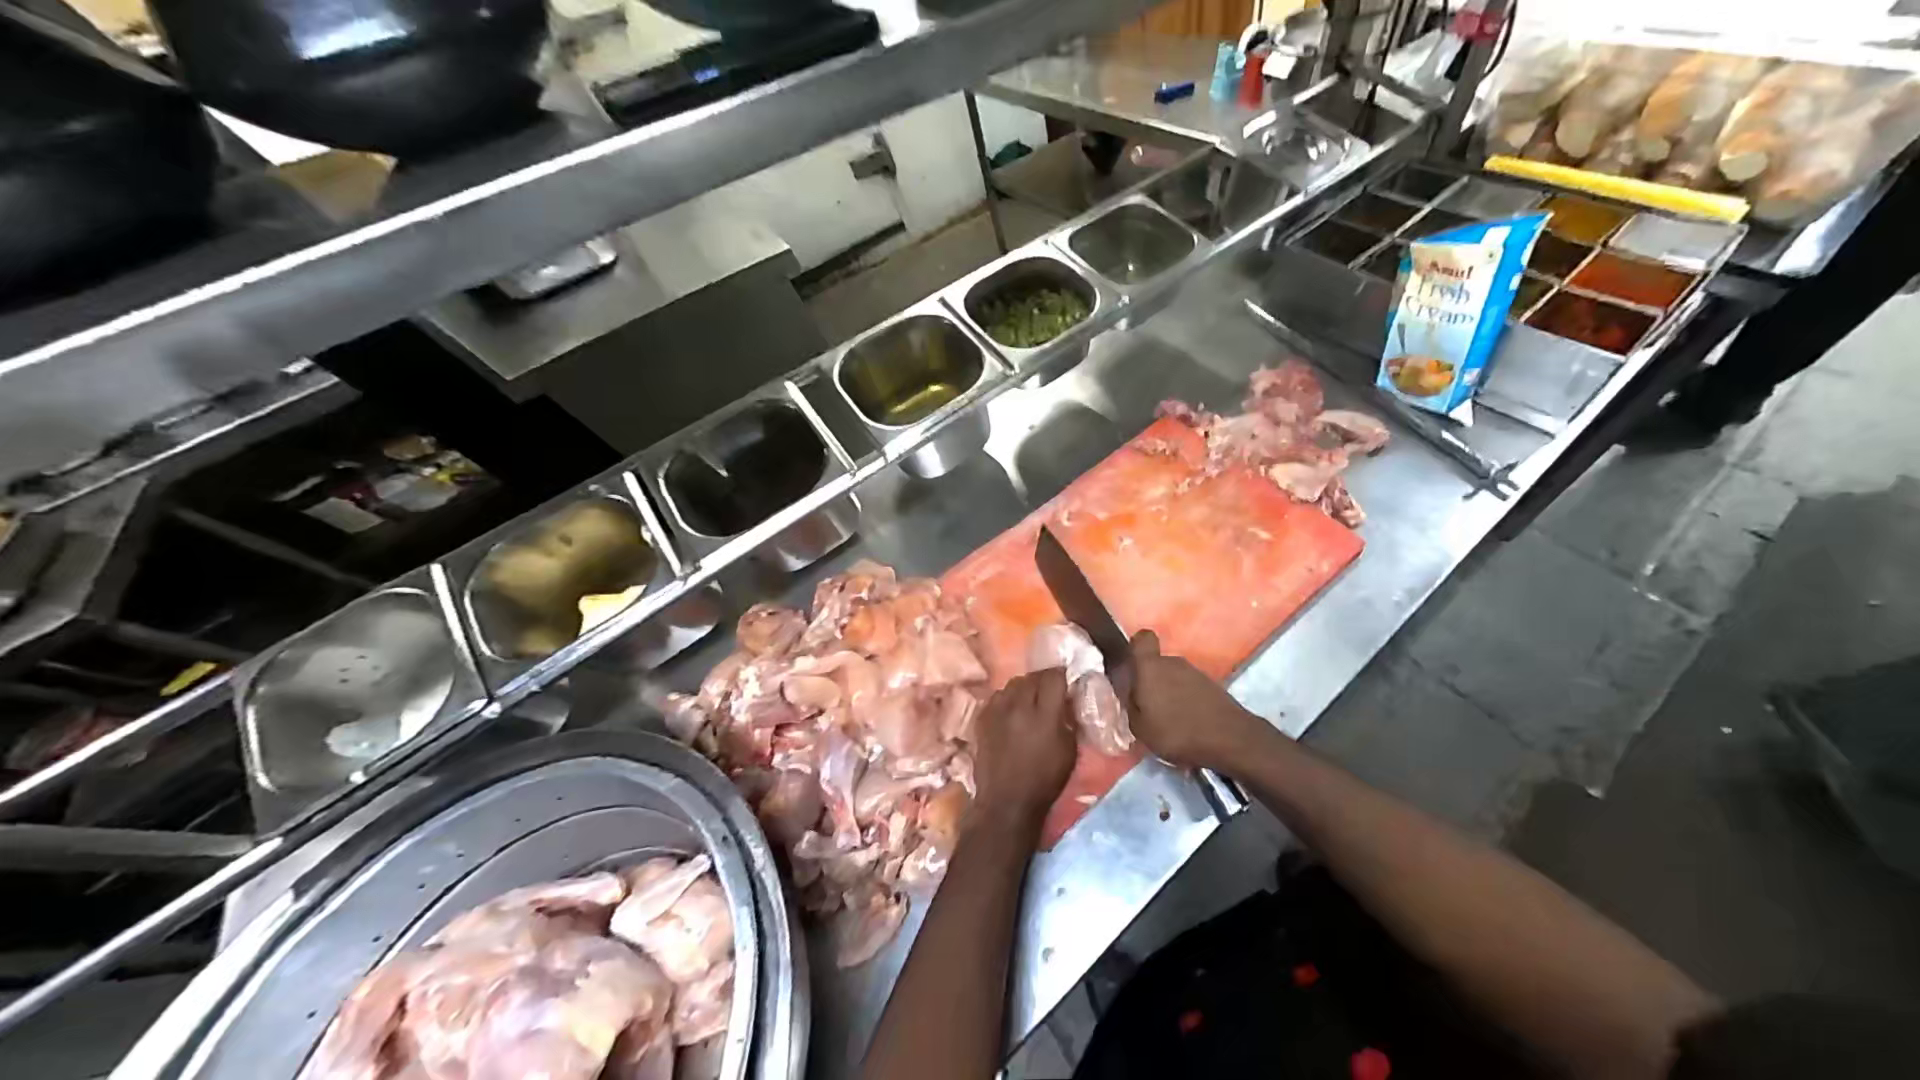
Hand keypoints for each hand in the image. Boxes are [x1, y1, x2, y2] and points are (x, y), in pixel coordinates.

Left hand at [970, 668, 1076, 834]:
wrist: (1006, 801)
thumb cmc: (1045, 781)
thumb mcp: (1069, 751)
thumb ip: (1069, 719)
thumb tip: (1067, 698)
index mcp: (1045, 716)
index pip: (1054, 678)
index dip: (1061, 674)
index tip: (1066, 677)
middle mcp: (1019, 707)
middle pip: (1032, 677)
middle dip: (1043, 679)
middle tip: (1049, 687)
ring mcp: (997, 711)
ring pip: (1012, 684)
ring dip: (1024, 687)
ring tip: (1029, 698)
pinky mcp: (982, 718)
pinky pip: (997, 697)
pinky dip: (1006, 698)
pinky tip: (1011, 709)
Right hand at [1124, 631, 1268, 770]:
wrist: (1231, 740)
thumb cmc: (1176, 731)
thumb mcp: (1139, 727)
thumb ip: (1132, 704)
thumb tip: (1132, 692)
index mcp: (1151, 667)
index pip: (1142, 639)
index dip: (1136, 647)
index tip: (1133, 666)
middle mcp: (1174, 662)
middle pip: (1158, 664)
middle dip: (1152, 681)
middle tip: (1149, 706)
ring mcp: (1197, 673)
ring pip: (1175, 677)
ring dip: (1171, 693)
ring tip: (1170, 720)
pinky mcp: (1215, 687)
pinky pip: (1192, 689)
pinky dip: (1188, 702)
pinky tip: (1189, 724)